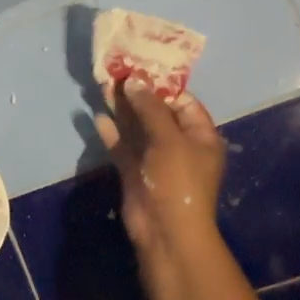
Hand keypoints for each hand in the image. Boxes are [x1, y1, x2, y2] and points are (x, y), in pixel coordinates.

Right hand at [94, 77, 226, 256]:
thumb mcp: (169, 139)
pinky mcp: (135, 173)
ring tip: (103, 87)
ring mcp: (156, 160)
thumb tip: (133, 81)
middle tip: (116, 73)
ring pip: (138, 129)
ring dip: (123, 111)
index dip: (162, 86)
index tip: (139, 68)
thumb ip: (151, 108)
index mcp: (200, 136)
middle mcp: (179, 145)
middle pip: (157, 113)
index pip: (184, 102)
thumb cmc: (178, 181)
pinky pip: (123, 148)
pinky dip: (113, 134)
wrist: (165, 230)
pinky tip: (98, 117)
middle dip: (138, 95)